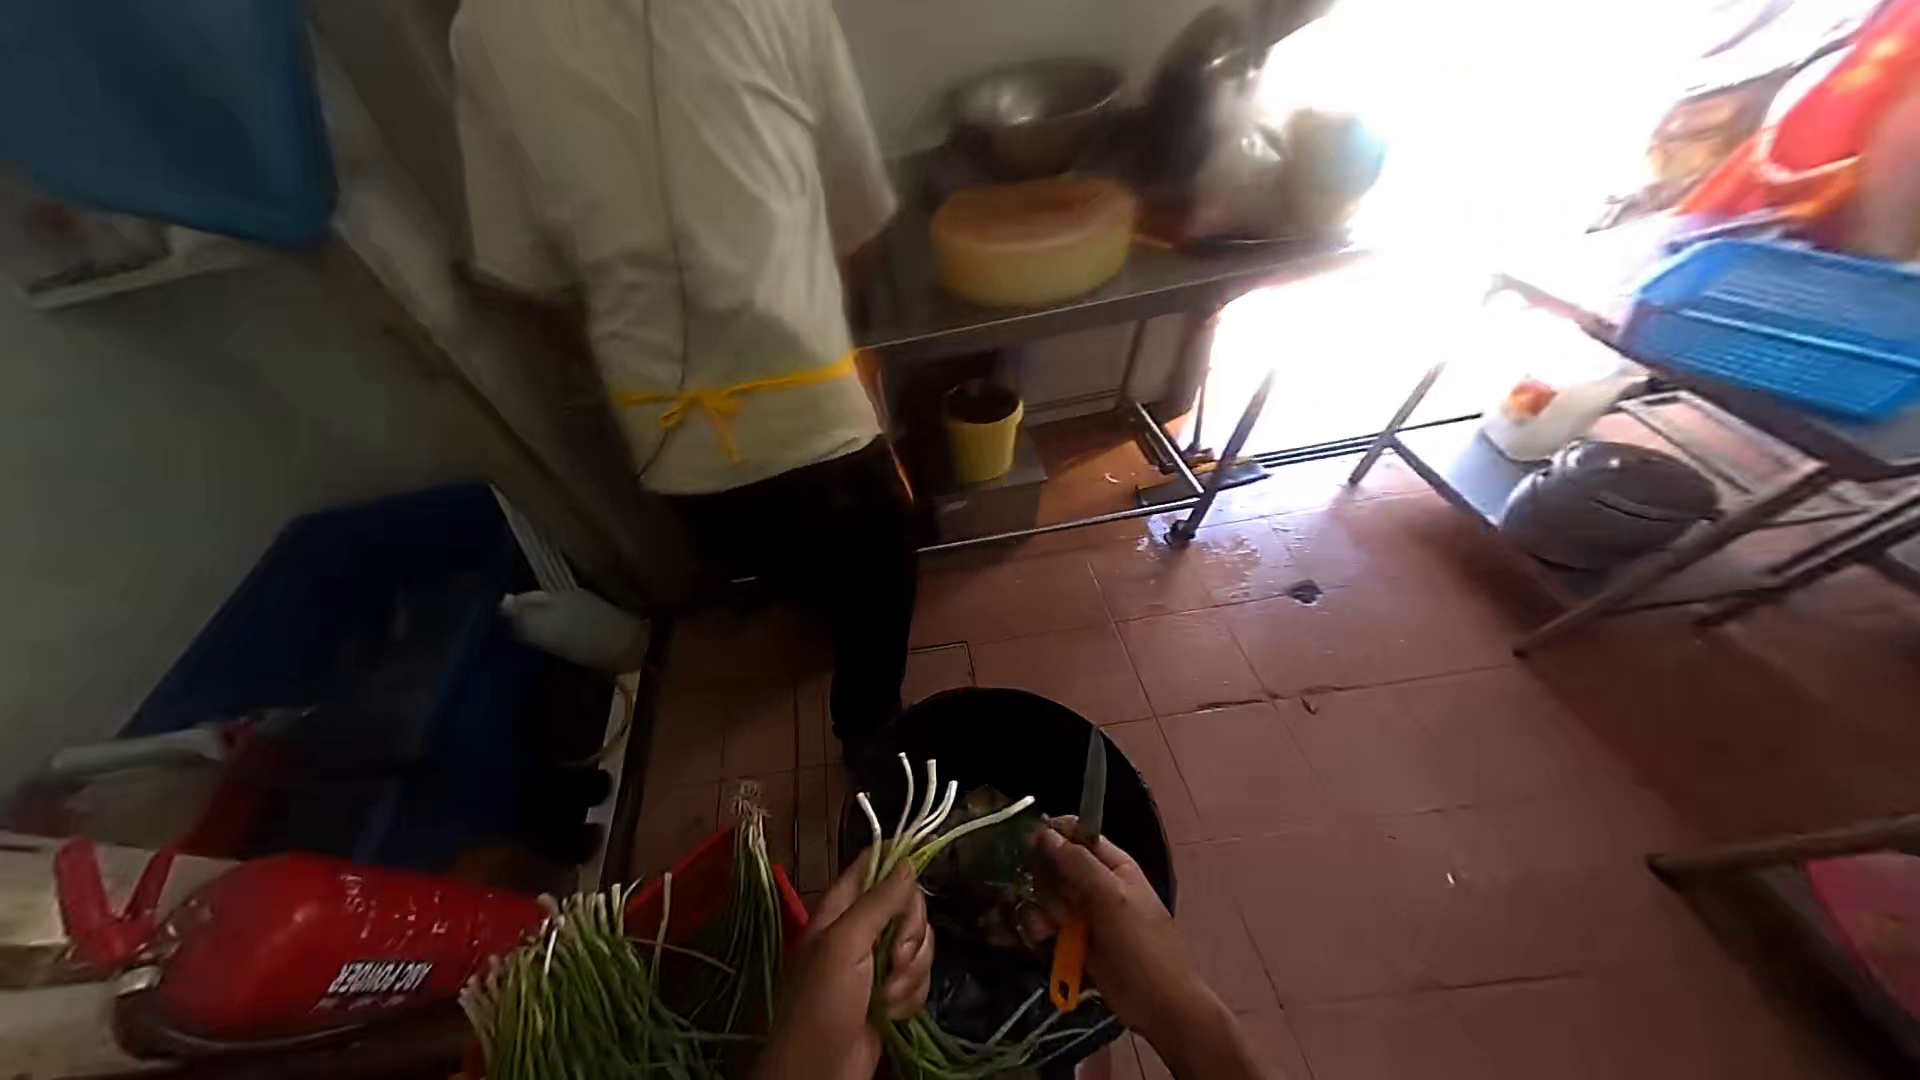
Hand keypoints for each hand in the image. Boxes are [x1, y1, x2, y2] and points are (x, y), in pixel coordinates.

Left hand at [754, 851, 932, 1079]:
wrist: (818, 1076)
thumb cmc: (821, 1005)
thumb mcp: (845, 944)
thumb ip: (878, 901)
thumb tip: (909, 861)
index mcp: (842, 907)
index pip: (874, 862)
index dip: (901, 854)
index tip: (930, 845)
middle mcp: (862, 927)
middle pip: (907, 903)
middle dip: (911, 933)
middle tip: (897, 958)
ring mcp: (878, 960)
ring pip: (918, 941)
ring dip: (911, 971)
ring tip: (888, 996)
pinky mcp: (892, 991)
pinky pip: (920, 975)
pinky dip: (911, 994)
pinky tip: (892, 1012)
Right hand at [1032, 820, 1215, 1045]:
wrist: (1158, 1007)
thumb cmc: (1140, 944)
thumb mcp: (1112, 897)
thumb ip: (1078, 862)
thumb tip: (1044, 832)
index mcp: (1111, 863)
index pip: (1075, 832)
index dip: (1052, 835)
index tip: (1030, 846)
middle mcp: (1094, 881)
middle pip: (1054, 864)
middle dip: (1046, 882)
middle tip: (1056, 904)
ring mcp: (1082, 911)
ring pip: (1046, 894)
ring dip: (1042, 909)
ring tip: (1048, 930)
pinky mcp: (1072, 938)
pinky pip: (1045, 922)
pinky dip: (1039, 928)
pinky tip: (1040, 939)